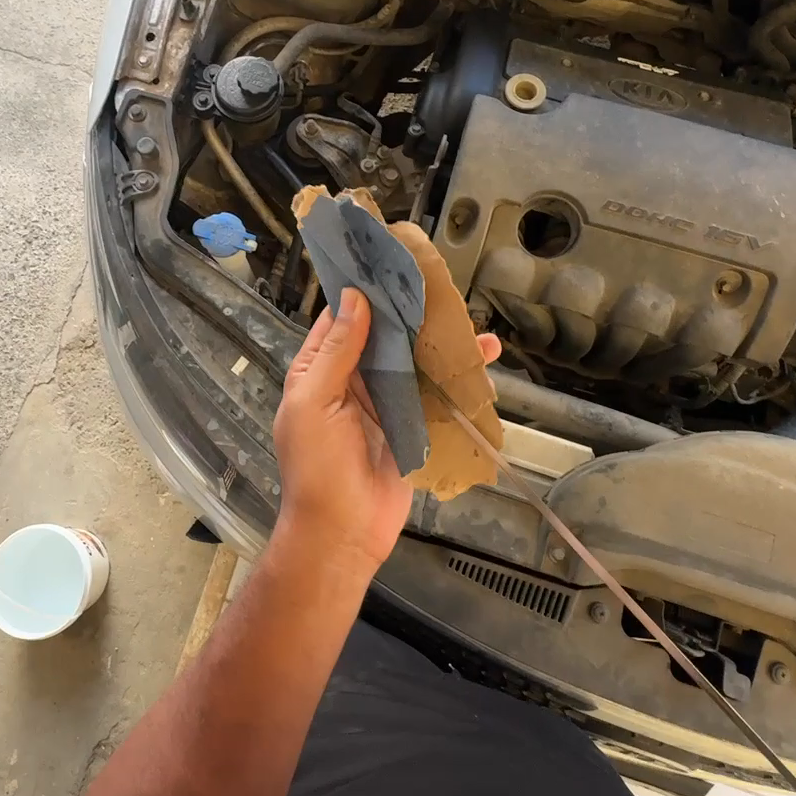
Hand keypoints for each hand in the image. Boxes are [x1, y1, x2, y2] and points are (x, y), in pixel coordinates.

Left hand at [270, 288, 502, 583]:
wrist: (343, 533)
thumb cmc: (317, 466)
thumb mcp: (314, 401)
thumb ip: (336, 351)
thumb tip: (354, 298)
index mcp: (318, 371)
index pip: (340, 320)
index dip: (360, 292)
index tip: (387, 263)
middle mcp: (351, 381)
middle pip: (382, 337)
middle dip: (408, 315)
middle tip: (440, 287)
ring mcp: (382, 404)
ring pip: (412, 363)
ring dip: (438, 346)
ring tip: (471, 327)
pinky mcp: (411, 426)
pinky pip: (432, 396)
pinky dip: (454, 381)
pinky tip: (480, 366)